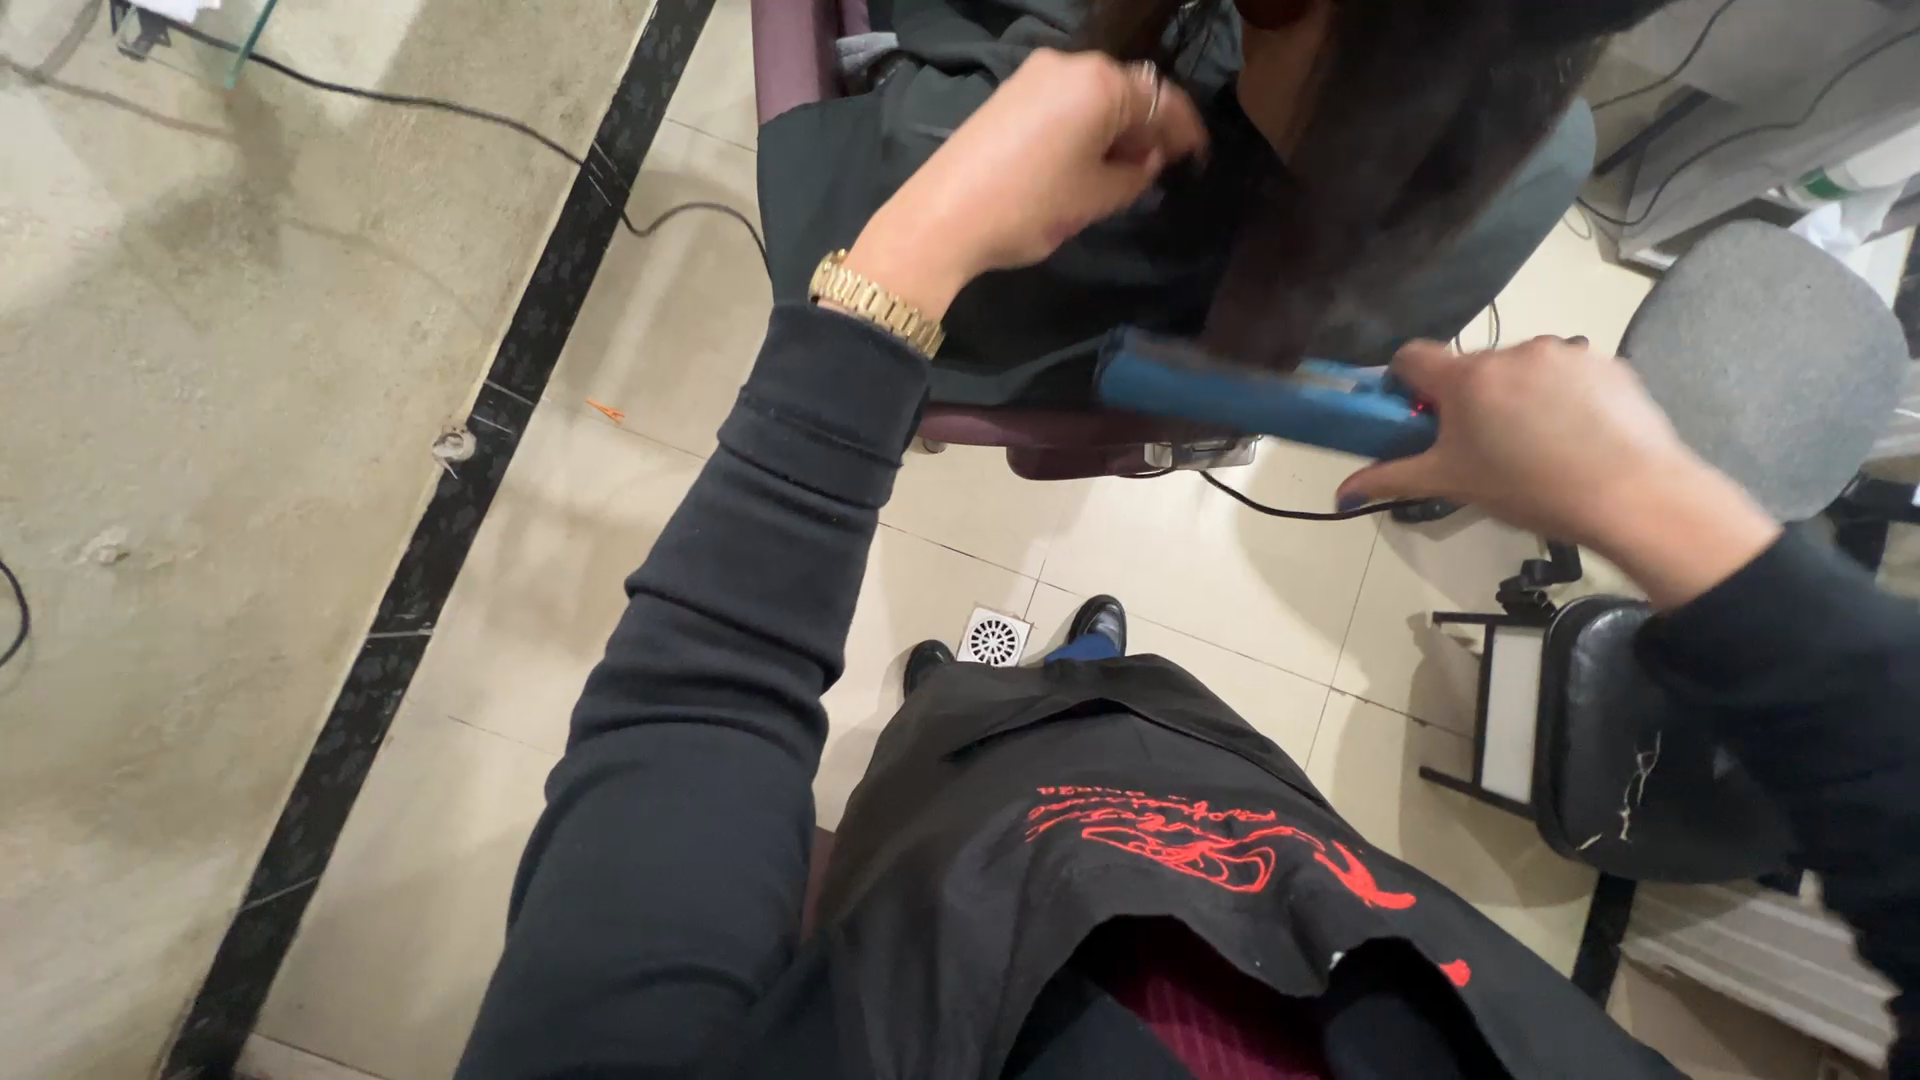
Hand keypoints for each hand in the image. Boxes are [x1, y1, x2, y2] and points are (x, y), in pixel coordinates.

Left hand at [842, 48, 1207, 320]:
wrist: (943, 218)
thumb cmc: (1029, 208)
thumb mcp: (1093, 200)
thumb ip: (1133, 178)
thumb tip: (1146, 162)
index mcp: (1100, 83)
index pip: (1160, 100)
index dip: (1183, 131)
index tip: (1195, 158)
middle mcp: (1068, 65)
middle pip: (1124, 92)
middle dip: (1144, 130)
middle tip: (1153, 172)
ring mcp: (1033, 77)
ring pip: (1091, 99)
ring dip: (1111, 132)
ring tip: (1116, 175)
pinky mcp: (1007, 97)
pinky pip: (1062, 106)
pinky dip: (1081, 130)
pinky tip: (1081, 164)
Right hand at [1338, 337, 1781, 608]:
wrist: (1633, 494)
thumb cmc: (1526, 487)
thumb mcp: (1448, 484)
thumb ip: (1389, 479)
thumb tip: (1339, 493)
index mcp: (1466, 377)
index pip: (1411, 355)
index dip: (1404, 381)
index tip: (1414, 412)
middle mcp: (1512, 351)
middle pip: (1467, 366)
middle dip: (1464, 396)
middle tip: (1476, 442)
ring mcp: (1565, 352)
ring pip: (1517, 368)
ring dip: (1512, 393)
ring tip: (1530, 440)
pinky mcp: (1608, 362)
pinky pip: (1564, 371)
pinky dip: (1557, 394)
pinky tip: (1571, 432)